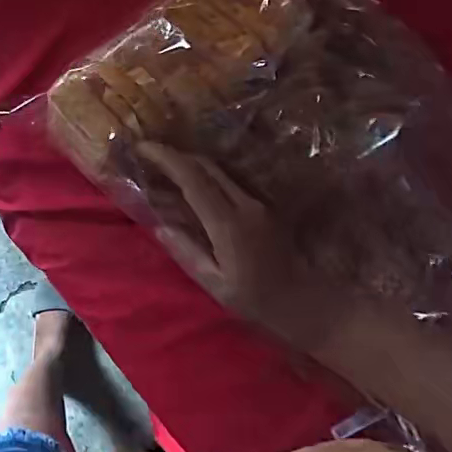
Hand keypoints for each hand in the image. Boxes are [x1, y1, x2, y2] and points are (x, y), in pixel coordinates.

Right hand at [136, 143, 344, 349]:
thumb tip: (160, 226)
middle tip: (148, 156)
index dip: (166, 158)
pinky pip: (228, 181)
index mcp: (228, 223)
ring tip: (165, 167)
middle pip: (206, 166)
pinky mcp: (264, 207)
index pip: (192, 179)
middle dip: (175, 155)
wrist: (309, 304)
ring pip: (218, 170)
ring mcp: (257, 203)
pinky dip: (205, 176)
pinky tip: (192, 185)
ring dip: (190, 163)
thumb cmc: (258, 301)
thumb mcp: (215, 285)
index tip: (142, 148)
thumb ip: (187, 252)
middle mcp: (245, 204)